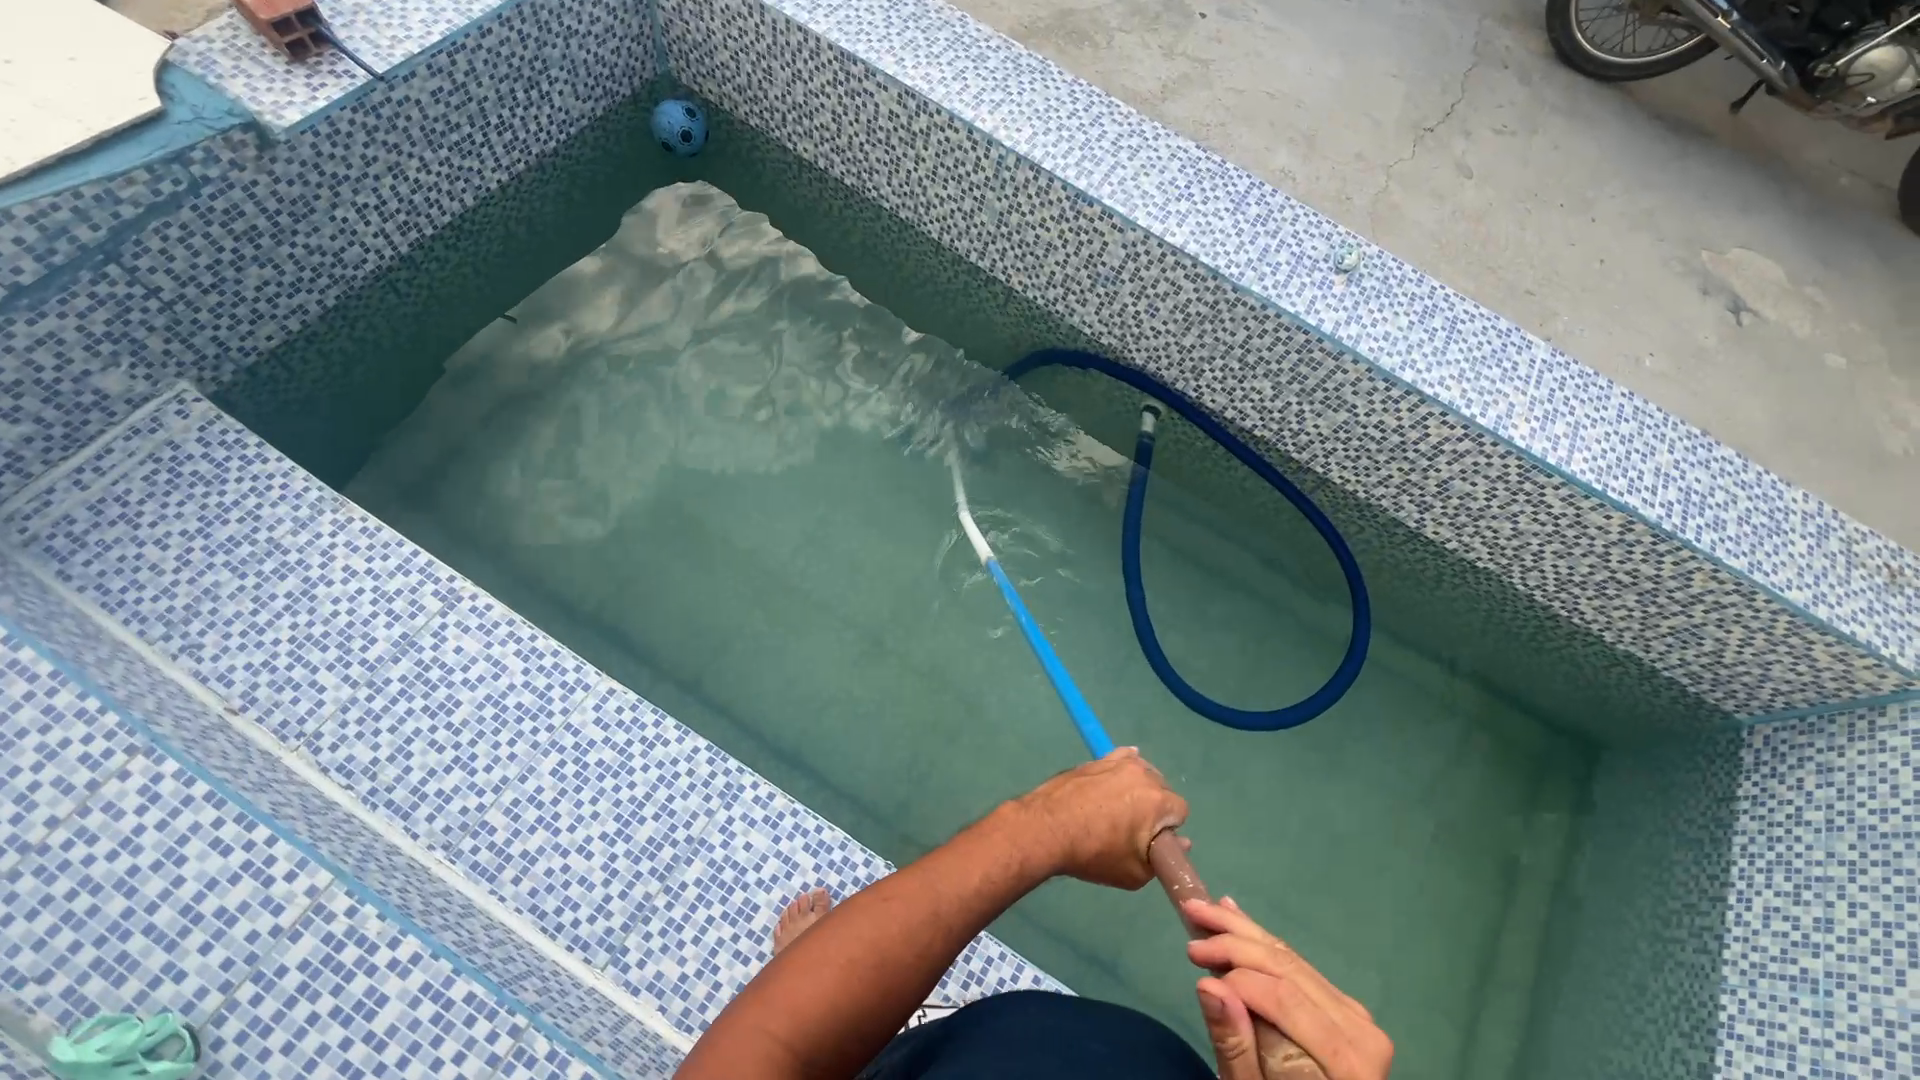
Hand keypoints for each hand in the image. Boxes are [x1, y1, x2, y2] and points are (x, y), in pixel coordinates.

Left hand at [1010, 747, 1187, 888]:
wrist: (1046, 830)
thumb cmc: (1094, 854)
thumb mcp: (1135, 873)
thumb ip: (1163, 860)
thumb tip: (1180, 842)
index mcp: (1157, 801)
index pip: (1180, 811)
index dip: (1168, 828)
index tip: (1150, 841)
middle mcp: (1141, 774)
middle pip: (1161, 788)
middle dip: (1154, 806)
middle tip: (1133, 828)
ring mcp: (1115, 763)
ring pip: (1141, 771)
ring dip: (1138, 787)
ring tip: (1120, 807)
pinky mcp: (1094, 761)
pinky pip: (1119, 758)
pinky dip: (1123, 766)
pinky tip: (1117, 775)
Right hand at [1185, 898, 1392, 1079]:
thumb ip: (1235, 1046)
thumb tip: (1209, 986)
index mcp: (1345, 1059)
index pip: (1282, 997)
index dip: (1235, 971)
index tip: (1191, 955)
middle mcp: (1359, 1029)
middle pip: (1288, 969)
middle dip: (1235, 939)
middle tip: (1191, 913)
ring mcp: (1355, 1016)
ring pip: (1291, 959)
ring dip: (1245, 931)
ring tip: (1207, 907)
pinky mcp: (1344, 1009)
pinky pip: (1298, 967)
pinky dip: (1263, 943)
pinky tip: (1239, 919)